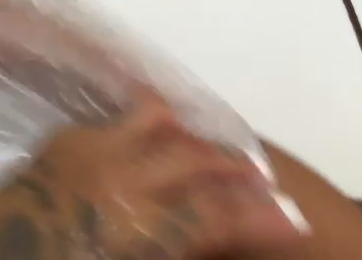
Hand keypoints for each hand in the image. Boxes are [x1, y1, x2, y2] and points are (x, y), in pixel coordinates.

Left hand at [0, 102, 305, 259]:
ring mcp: (88, 149)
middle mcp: (117, 177)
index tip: (296, 220)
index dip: (260, 218)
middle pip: (193, 161)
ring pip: (159, 124)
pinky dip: (151, 121)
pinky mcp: (64, 138)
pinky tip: (164, 126)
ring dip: (194, 136)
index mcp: (134, 227)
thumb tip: (205, 240)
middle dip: (237, 170)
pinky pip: (119, 117)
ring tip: (222, 151)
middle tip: (268, 185)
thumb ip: (171, 244)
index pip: (214, 216)